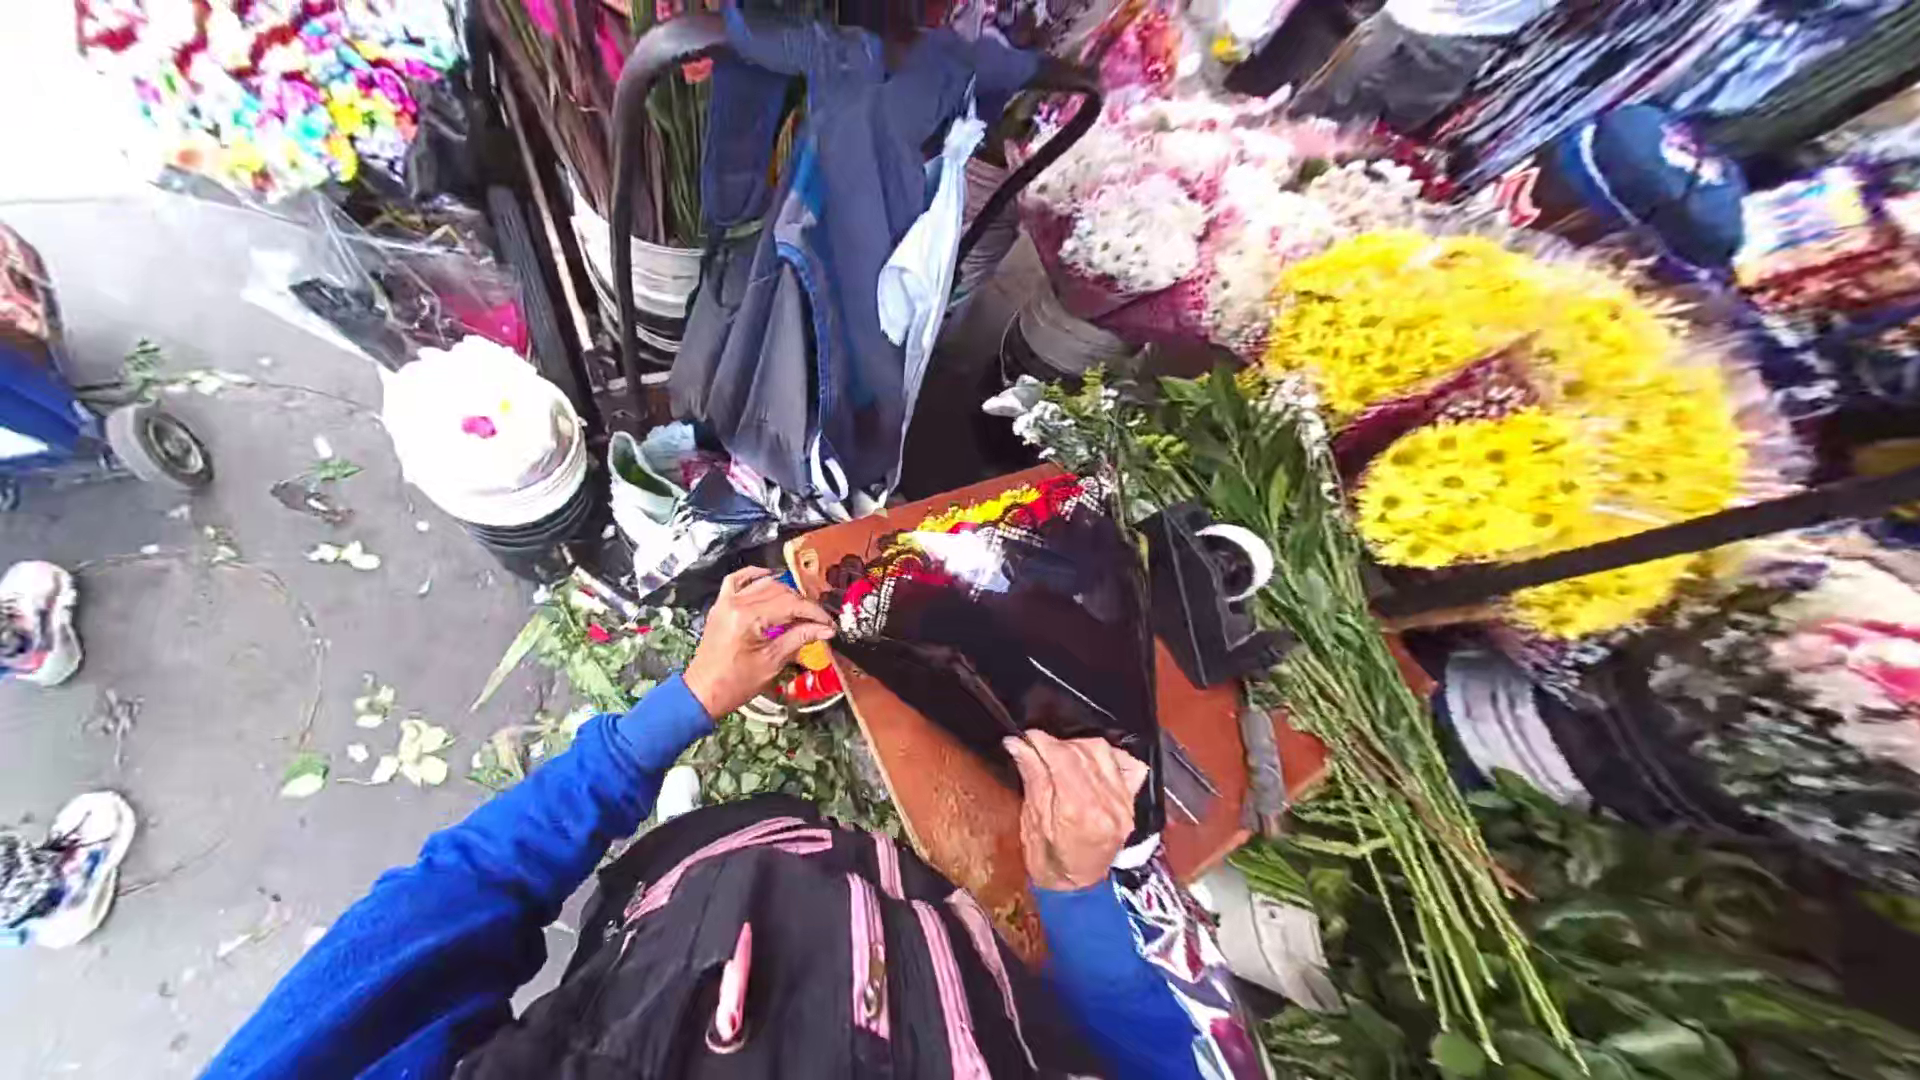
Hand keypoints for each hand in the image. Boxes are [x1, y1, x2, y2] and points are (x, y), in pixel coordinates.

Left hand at [683, 567, 835, 716]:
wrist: (702, 693)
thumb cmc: (737, 683)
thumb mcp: (773, 662)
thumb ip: (800, 638)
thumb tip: (827, 629)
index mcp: (749, 618)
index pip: (791, 605)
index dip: (814, 613)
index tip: (829, 623)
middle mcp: (737, 603)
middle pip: (780, 591)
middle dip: (803, 604)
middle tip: (817, 620)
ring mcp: (726, 601)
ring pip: (763, 584)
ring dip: (785, 592)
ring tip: (799, 608)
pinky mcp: (720, 605)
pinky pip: (736, 580)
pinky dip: (754, 575)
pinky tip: (769, 576)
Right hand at [1005, 730, 1148, 891]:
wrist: (1075, 888)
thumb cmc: (1047, 858)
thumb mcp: (1032, 818)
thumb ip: (1032, 775)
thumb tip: (1018, 742)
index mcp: (1079, 810)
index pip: (1063, 757)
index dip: (1042, 741)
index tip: (1027, 738)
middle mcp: (1108, 804)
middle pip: (1083, 752)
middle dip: (1057, 744)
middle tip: (1039, 749)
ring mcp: (1124, 805)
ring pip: (1104, 752)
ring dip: (1080, 747)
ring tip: (1063, 757)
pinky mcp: (1131, 804)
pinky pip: (1129, 766)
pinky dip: (1111, 757)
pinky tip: (1093, 763)